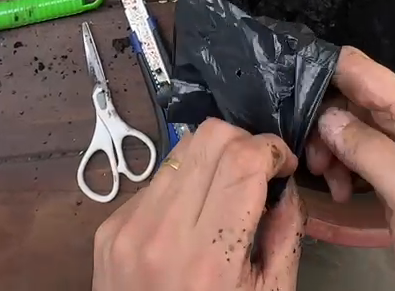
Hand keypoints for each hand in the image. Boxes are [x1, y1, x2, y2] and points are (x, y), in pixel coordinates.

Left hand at [93, 118, 303, 290]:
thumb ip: (286, 236)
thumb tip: (286, 182)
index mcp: (208, 259)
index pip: (243, 159)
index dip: (272, 148)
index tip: (284, 164)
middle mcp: (162, 233)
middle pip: (210, 136)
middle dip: (244, 142)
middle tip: (258, 170)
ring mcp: (128, 228)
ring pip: (182, 147)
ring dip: (212, 158)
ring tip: (224, 191)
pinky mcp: (108, 229)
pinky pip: (156, 178)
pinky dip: (183, 183)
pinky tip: (190, 216)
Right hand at [304, 47, 394, 290]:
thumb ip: (372, 152)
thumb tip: (326, 116)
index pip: (364, 70)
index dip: (327, 71)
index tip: (292, 91)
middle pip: (350, 96)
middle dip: (324, 121)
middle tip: (313, 160)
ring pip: (348, 124)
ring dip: (330, 148)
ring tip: (330, 184)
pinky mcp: (392, 171)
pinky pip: (355, 152)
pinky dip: (341, 168)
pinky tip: (342, 193)